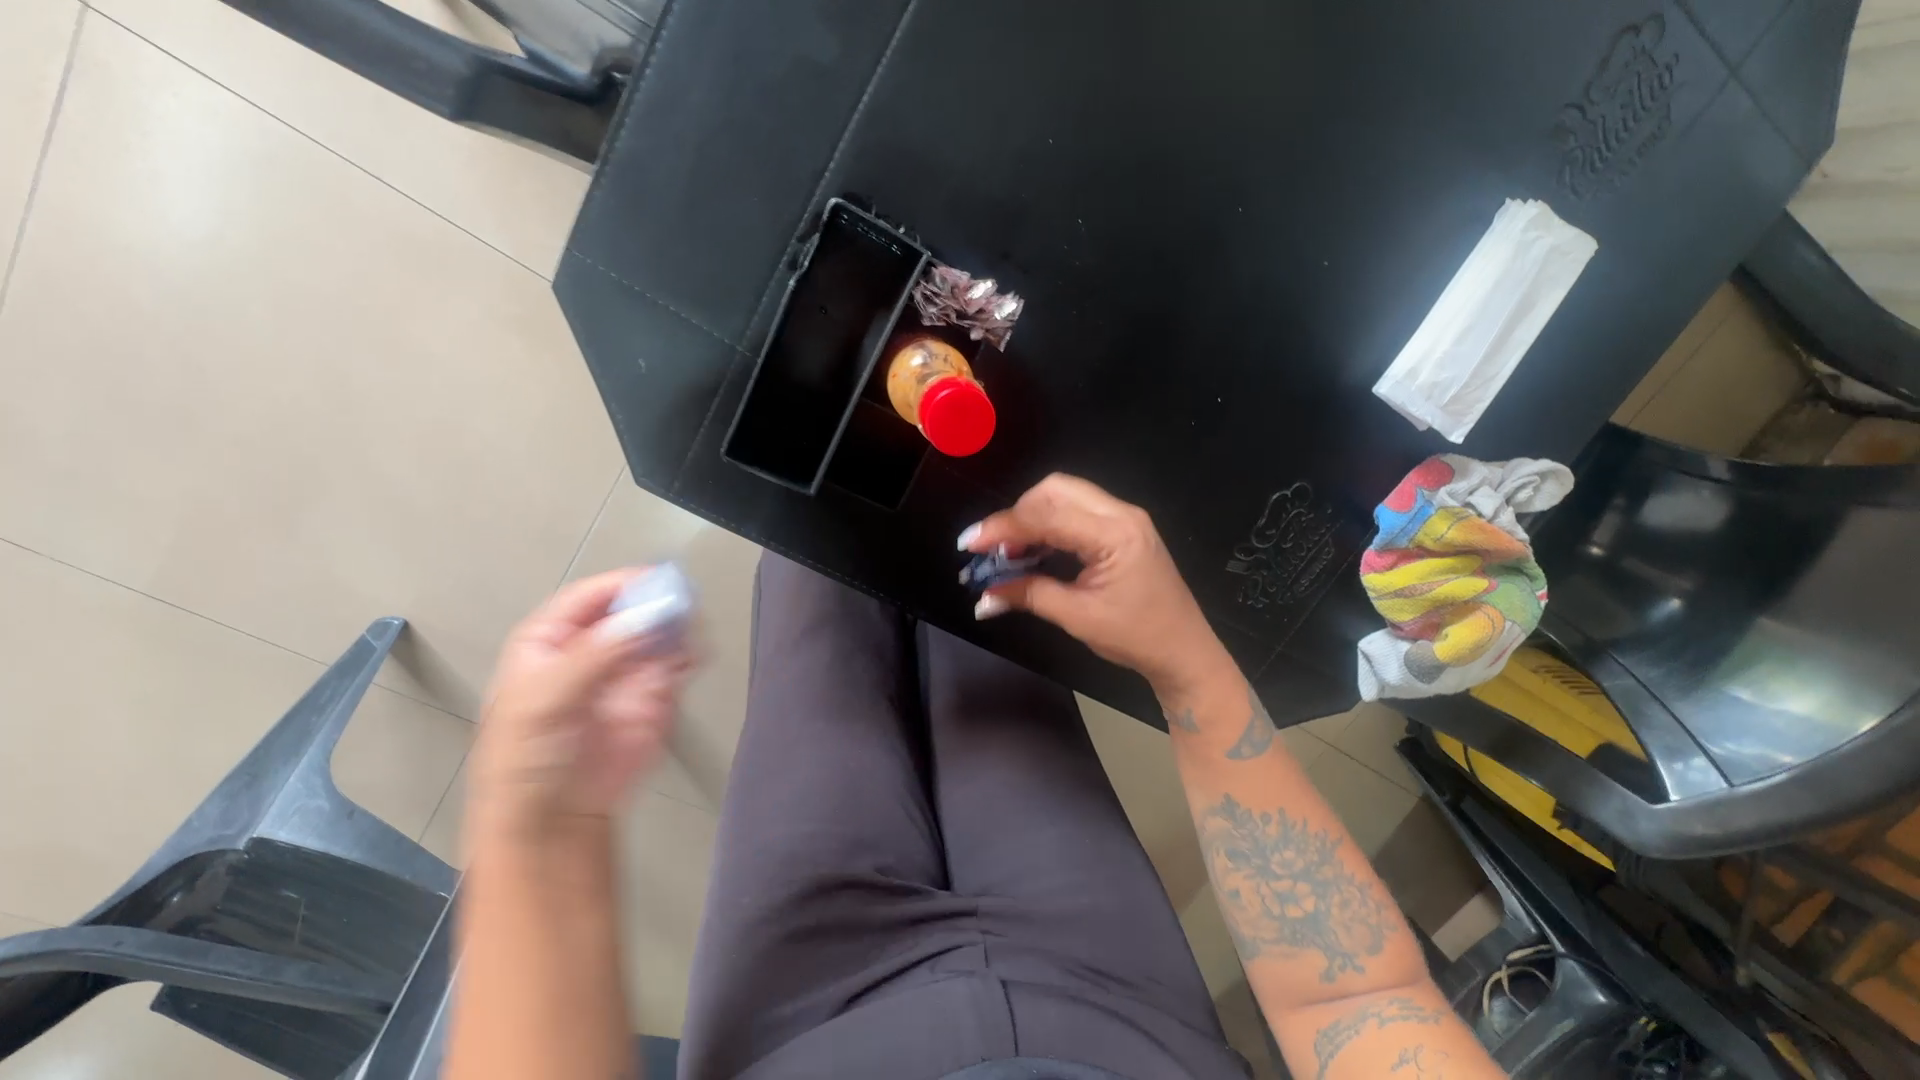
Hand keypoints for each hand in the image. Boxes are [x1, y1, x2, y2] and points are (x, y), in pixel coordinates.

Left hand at [469, 569, 695, 838]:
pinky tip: (692, 657)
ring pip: (659, 633)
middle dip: (656, 605)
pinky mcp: (654, 696)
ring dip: (677, 628)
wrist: (554, 821)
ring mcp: (625, 672)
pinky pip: (677, 664)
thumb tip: (641, 619)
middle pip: (631, 610)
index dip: (620, 586)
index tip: (654, 580)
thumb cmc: (524, 763)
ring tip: (688, 633)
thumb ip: (593, 656)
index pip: (588, 599)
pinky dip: (690, 655)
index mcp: (549, 642)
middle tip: (680, 605)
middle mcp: (590, 649)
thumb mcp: (543, 702)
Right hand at [963, 474, 1232, 695]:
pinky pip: (1078, 512)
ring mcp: (1125, 518)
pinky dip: (1049, 524)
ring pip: (1065, 496)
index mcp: (1115, 534)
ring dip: (1032, 517)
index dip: (1003, 527)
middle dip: (1017, 513)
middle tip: (993, 548)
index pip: (1047, 516)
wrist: (1184, 651)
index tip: (970, 543)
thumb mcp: (1077, 617)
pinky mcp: (1123, 529)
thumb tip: (983, 596)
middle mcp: (1121, 514)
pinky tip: (1033, 550)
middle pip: (1055, 490)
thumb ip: (1028, 595)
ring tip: (1008, 551)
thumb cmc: (1136, 637)